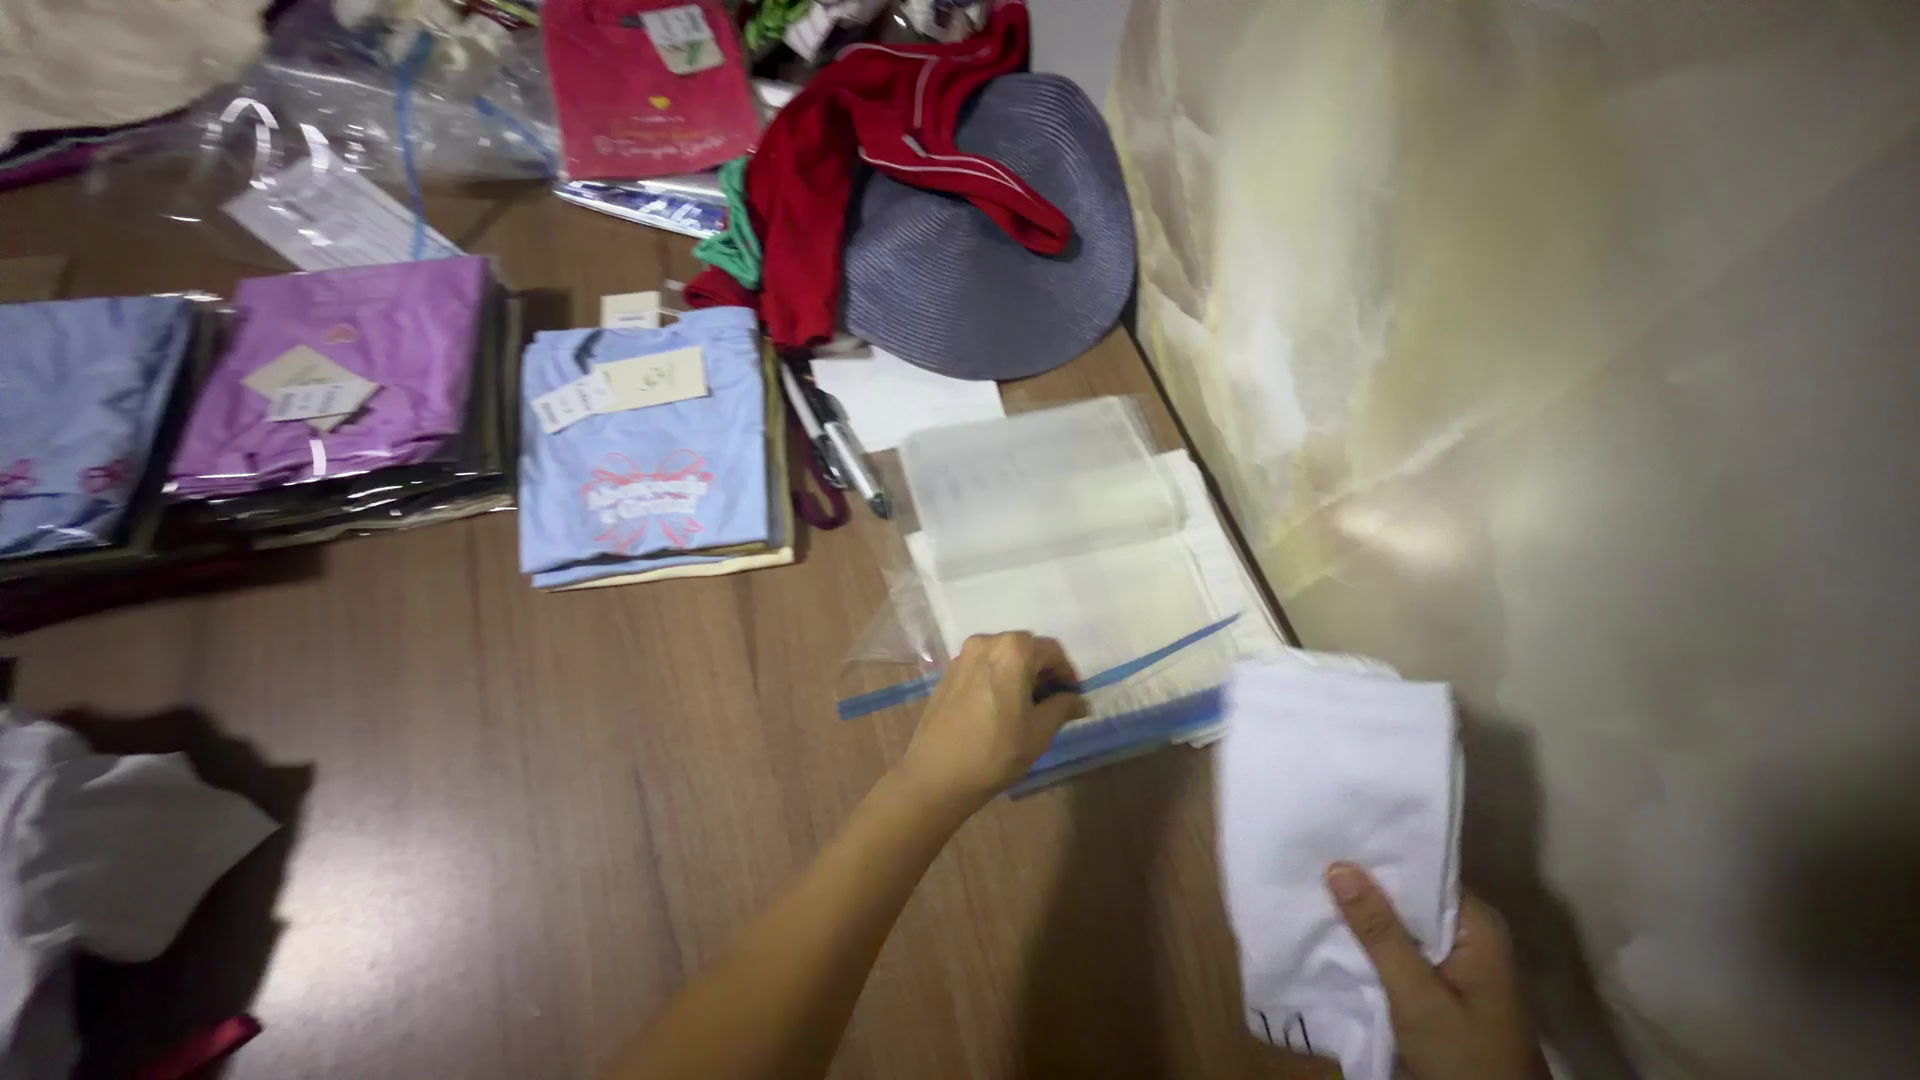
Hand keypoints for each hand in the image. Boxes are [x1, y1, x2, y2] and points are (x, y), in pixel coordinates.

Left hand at [893, 632, 1085, 807]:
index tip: (1073, 697)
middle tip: (1054, 702)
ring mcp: (962, 656)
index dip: (1067, 673)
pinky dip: (998, 678)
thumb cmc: (996, 751)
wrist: (937, 774)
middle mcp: (986, 642)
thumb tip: (1078, 700)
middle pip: (1025, 648)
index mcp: (1012, 650)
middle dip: (1043, 671)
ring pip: (1002, 656)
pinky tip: (1001, 707)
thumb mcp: (1039, 732)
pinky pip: (983, 666)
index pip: (1052, 651)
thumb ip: (1063, 707)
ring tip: (1028, 706)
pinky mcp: (948, 673)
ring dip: (1020, 674)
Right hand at [1326, 864, 1549, 1079]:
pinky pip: (1403, 948)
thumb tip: (1338, 865)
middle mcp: (1472, 934)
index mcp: (1479, 926)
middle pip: (1409, 895)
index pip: (1421, 870)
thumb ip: (1380, 932)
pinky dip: (1373, 942)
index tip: (1327, 838)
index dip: (1375, 855)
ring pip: (1402, 923)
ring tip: (1312, 889)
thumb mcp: (1417, 997)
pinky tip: (1335, 932)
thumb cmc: (1466, 1059)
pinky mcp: (1444, 985)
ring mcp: (1459, 962)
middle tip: (1308, 861)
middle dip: (1363, 884)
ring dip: (1365, 915)